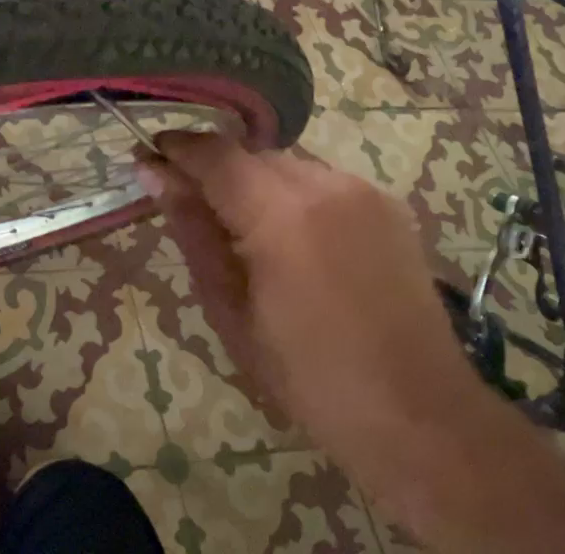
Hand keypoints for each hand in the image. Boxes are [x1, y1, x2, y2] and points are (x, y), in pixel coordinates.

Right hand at [137, 133, 481, 476]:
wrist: (419, 415)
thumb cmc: (306, 375)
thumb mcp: (228, 307)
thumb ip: (192, 229)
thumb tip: (153, 173)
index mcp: (282, 213)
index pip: (213, 153)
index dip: (175, 149)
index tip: (145, 159)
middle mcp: (326, 184)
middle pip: (250, 155)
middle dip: (213, 171)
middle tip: (186, 206)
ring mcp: (365, 192)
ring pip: (286, 164)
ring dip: (254, 183)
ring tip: (239, 230)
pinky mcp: (390, 206)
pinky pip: (322, 181)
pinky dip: (293, 196)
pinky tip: (289, 240)